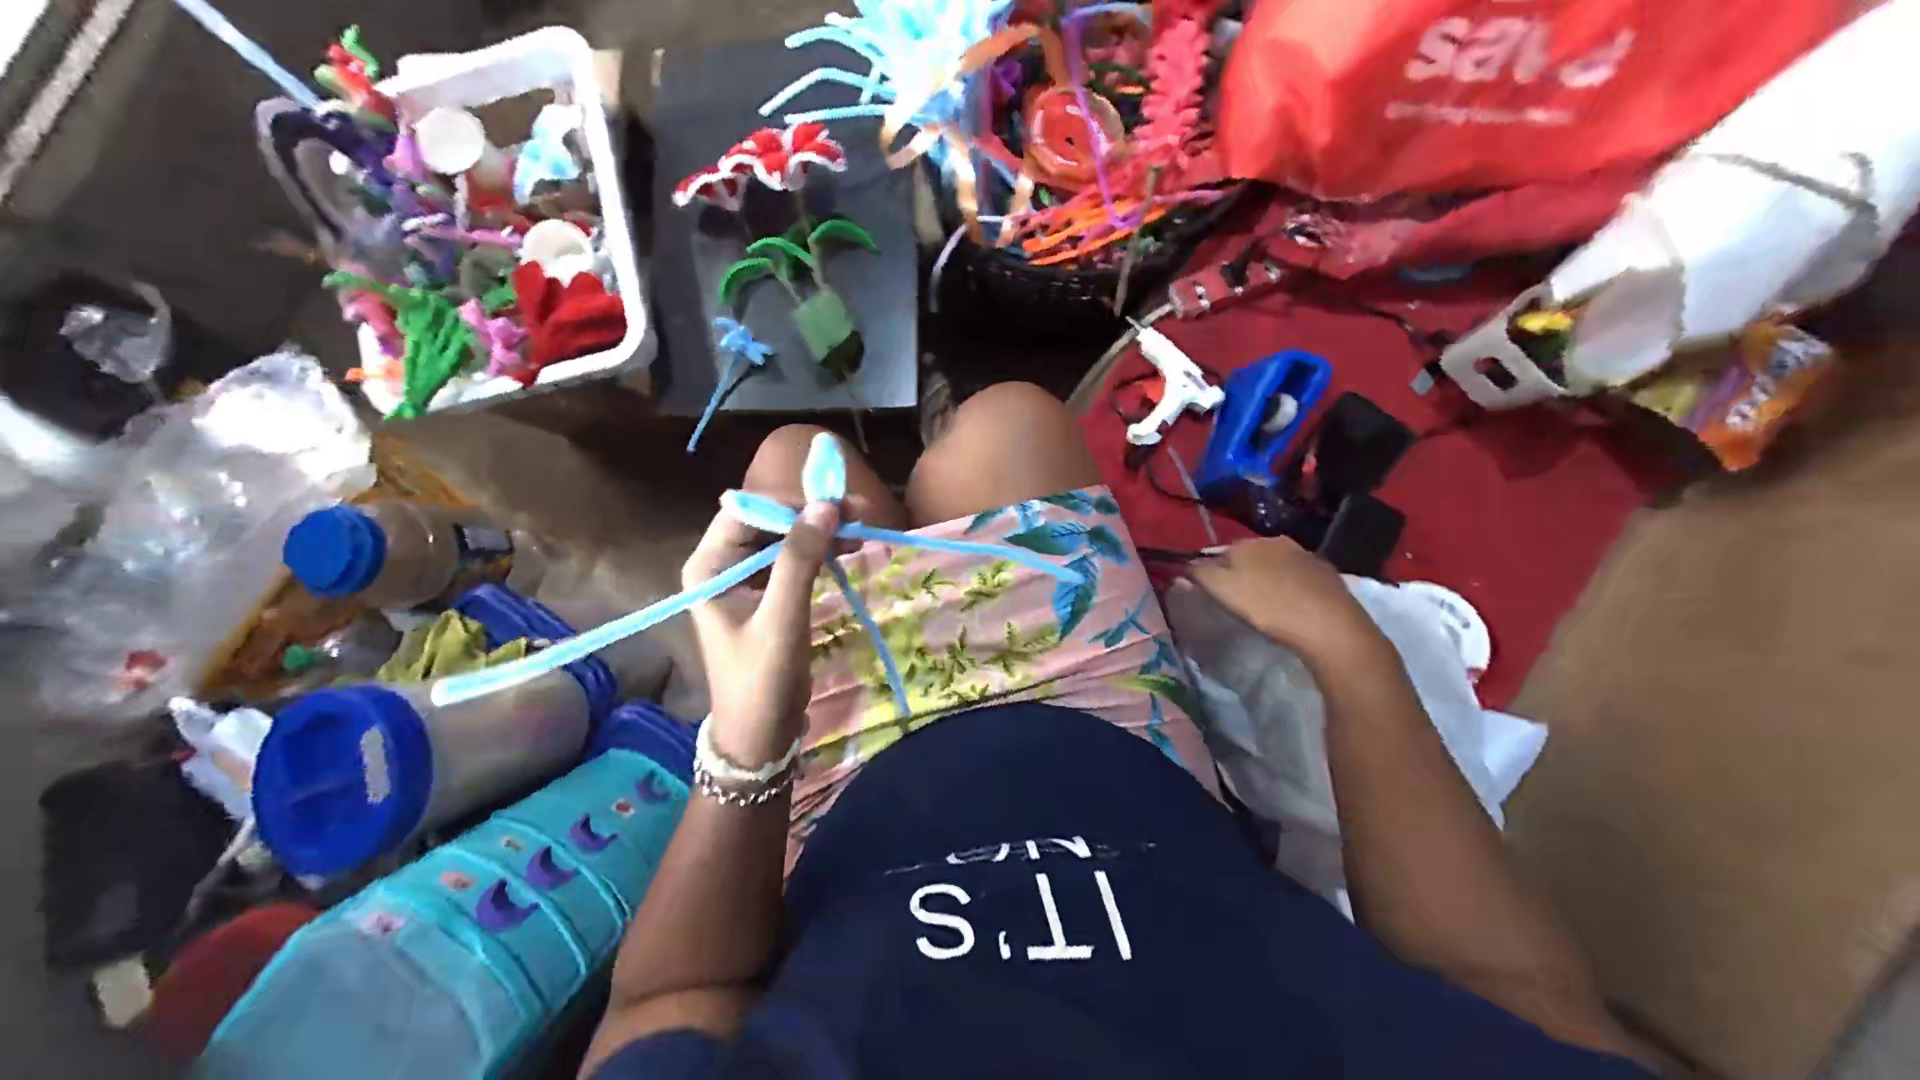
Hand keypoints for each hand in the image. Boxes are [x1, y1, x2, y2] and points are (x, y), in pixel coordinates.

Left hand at [681, 499, 840, 765]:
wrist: (760, 735)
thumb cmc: (761, 680)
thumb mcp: (781, 619)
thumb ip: (800, 560)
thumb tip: (826, 506)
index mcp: (709, 566)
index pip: (747, 512)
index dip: (790, 504)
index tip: (835, 507)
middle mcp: (723, 564)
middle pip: (769, 522)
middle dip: (812, 516)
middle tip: (859, 515)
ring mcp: (744, 579)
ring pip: (785, 539)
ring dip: (821, 532)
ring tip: (861, 531)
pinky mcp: (766, 594)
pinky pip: (793, 560)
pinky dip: (820, 552)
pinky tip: (846, 550)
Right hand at [1185, 538, 1389, 673]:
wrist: (1328, 624)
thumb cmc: (1268, 607)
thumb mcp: (1221, 591)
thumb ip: (1199, 574)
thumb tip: (1185, 565)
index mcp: (1246, 543)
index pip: (1218, 551)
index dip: (1212, 570)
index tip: (1212, 590)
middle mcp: (1275, 541)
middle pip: (1249, 555)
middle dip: (1241, 571)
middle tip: (1238, 599)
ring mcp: (1304, 555)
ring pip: (1275, 564)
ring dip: (1268, 578)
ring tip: (1266, 603)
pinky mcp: (1326, 574)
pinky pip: (1299, 576)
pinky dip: (1292, 586)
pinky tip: (1293, 605)